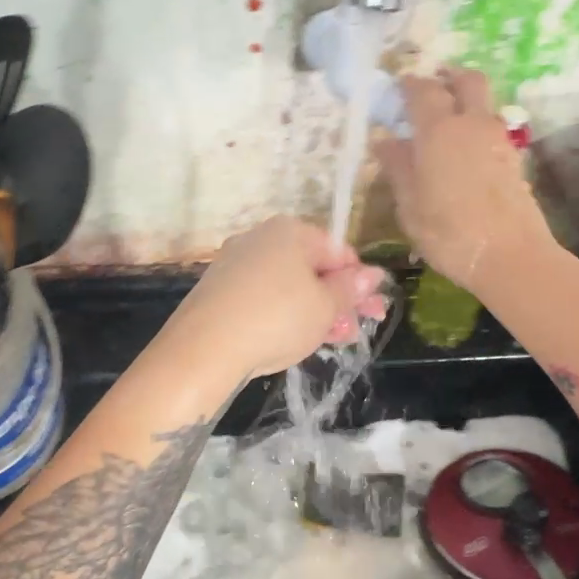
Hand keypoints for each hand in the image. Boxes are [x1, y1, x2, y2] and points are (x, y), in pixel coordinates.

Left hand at [162, 217, 388, 382]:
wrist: (205, 348)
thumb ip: (351, 290)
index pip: (338, 250)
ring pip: (288, 286)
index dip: (360, 281)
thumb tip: (372, 275)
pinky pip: (264, 299)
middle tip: (356, 331)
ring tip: (331, 341)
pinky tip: (296, 340)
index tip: (373, 311)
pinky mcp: (219, 292)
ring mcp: (236, 264)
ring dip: (315, 312)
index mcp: (290, 231)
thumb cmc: (277, 318)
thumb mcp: (325, 307)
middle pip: (311, 268)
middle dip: (338, 300)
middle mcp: (260, 238)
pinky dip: (285, 316)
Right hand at [374, 68, 558, 295]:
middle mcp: (472, 124)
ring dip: (468, 103)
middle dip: (449, 78)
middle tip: (433, 88)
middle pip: (467, 81)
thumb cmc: (449, 233)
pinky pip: (494, 130)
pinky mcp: (514, 160)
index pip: (422, 90)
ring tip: (449, 124)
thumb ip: (398, 168)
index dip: (409, 84)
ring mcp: (498, 140)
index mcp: (438, 130)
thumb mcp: (410, 206)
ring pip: (484, 104)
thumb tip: (385, 141)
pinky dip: (479, 130)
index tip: (398, 88)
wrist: (510, 255)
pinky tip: (467, 154)